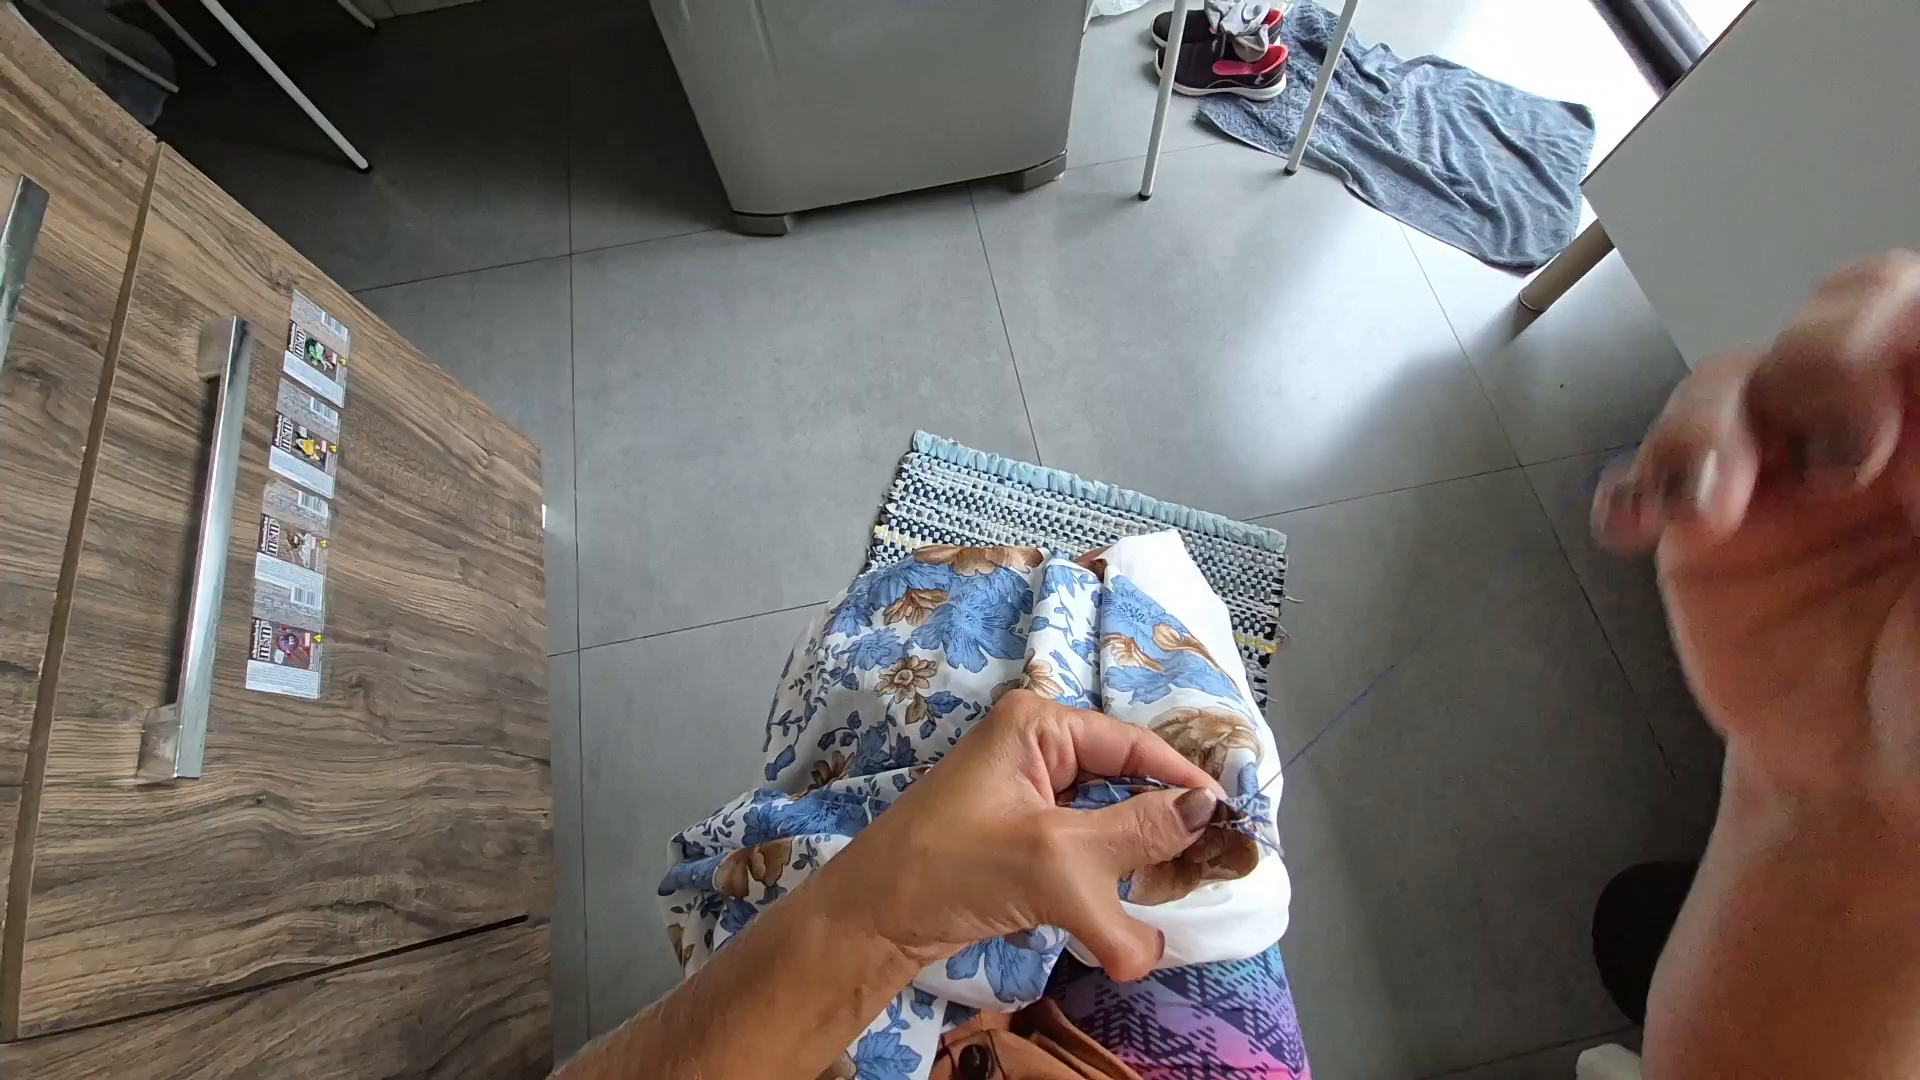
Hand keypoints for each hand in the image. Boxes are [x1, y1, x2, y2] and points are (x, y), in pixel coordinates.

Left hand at [807, 689, 1223, 980]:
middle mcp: (1034, 748)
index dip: (1181, 779)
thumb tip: (1206, 813)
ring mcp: (1026, 792)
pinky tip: (1122, 913)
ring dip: (1129, 860)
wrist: (873, 921)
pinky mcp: (1021, 834)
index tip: (1230, 819)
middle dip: (1157, 825)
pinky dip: (1103, 878)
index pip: (1128, 742)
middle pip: (1119, 779)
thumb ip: (1135, 835)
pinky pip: (1080, 846)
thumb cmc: (954, 866)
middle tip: (1207, 865)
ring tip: (1168, 893)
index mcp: (1037, 724)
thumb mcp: (1054, 854)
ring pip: (1102, 817)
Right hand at [1591, 252, 1919, 801]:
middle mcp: (1892, 427)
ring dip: (1694, 437)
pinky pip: (1642, 468)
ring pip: (1723, 384)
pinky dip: (1631, 487)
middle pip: (1841, 315)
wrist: (1879, 782)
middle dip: (1816, 364)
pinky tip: (1637, 528)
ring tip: (1699, 512)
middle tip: (1834, 460)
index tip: (1889, 447)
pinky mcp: (1702, 520)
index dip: (1904, 343)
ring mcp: (1784, 472)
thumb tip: (1912, 408)